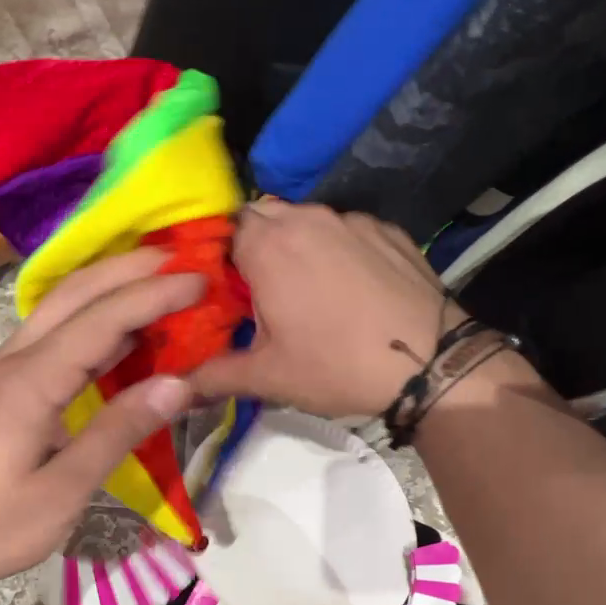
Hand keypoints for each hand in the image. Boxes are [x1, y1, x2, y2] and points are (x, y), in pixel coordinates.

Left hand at [0, 250, 202, 581]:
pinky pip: (46, 335)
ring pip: (54, 310)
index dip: (150, 296)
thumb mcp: (62, 492)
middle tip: (179, 258)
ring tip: (155, 282)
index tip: (198, 280)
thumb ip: (117, 432)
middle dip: (126, 269)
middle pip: (70, 294)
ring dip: (105, 288)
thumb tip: (177, 384)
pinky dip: (86, 321)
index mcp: (28, 383)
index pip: (98, 320)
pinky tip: (113, 333)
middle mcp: (10, 361)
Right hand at [191, 199, 463, 417]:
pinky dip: (339, 251)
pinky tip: (351, 289)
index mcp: (268, 245)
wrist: (430, 362)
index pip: (225, 227)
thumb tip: (175, 388)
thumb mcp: (268, 378)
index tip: (222, 289)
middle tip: (260, 293)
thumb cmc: (336, 365)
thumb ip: (213, 377)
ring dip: (297, 246)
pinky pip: (348, 231)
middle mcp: (307, 219)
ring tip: (306, 291)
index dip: (219, 255)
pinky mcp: (389, 230)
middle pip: (265, 216)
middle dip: (256, 246)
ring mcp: (352, 220)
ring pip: (308, 221)